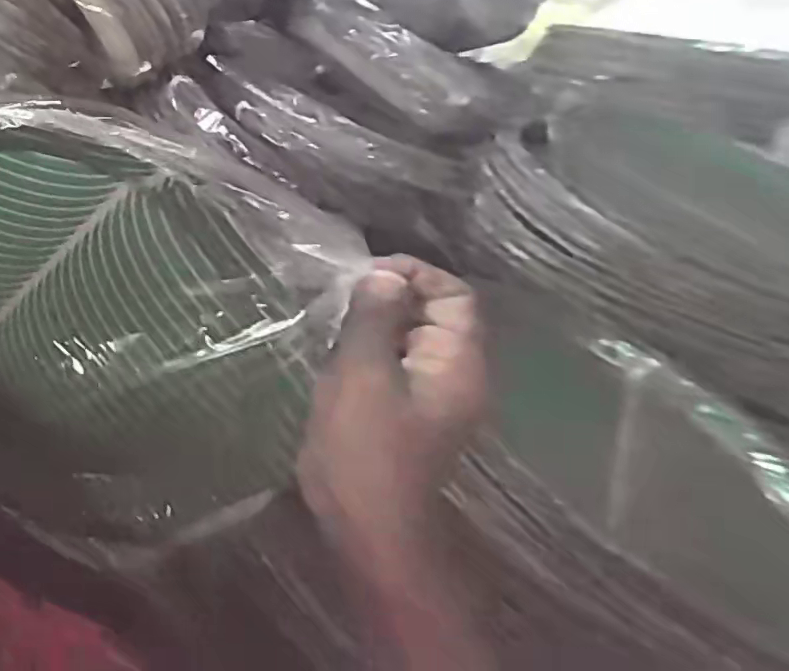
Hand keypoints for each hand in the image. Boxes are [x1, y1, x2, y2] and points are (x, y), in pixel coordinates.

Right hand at [299, 256, 486, 578]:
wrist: (361, 516)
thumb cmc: (365, 443)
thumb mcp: (364, 372)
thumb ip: (375, 319)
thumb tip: (385, 275)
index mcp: (457, 364)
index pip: (456, 297)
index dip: (416, 274)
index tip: (365, 272)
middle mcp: (450, 373)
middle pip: (433, 312)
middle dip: (389, 292)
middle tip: (340, 290)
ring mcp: (424, 390)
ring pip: (406, 333)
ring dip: (373, 315)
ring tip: (331, 311)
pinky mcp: (396, 403)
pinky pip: (388, 355)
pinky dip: (364, 339)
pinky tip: (331, 340)